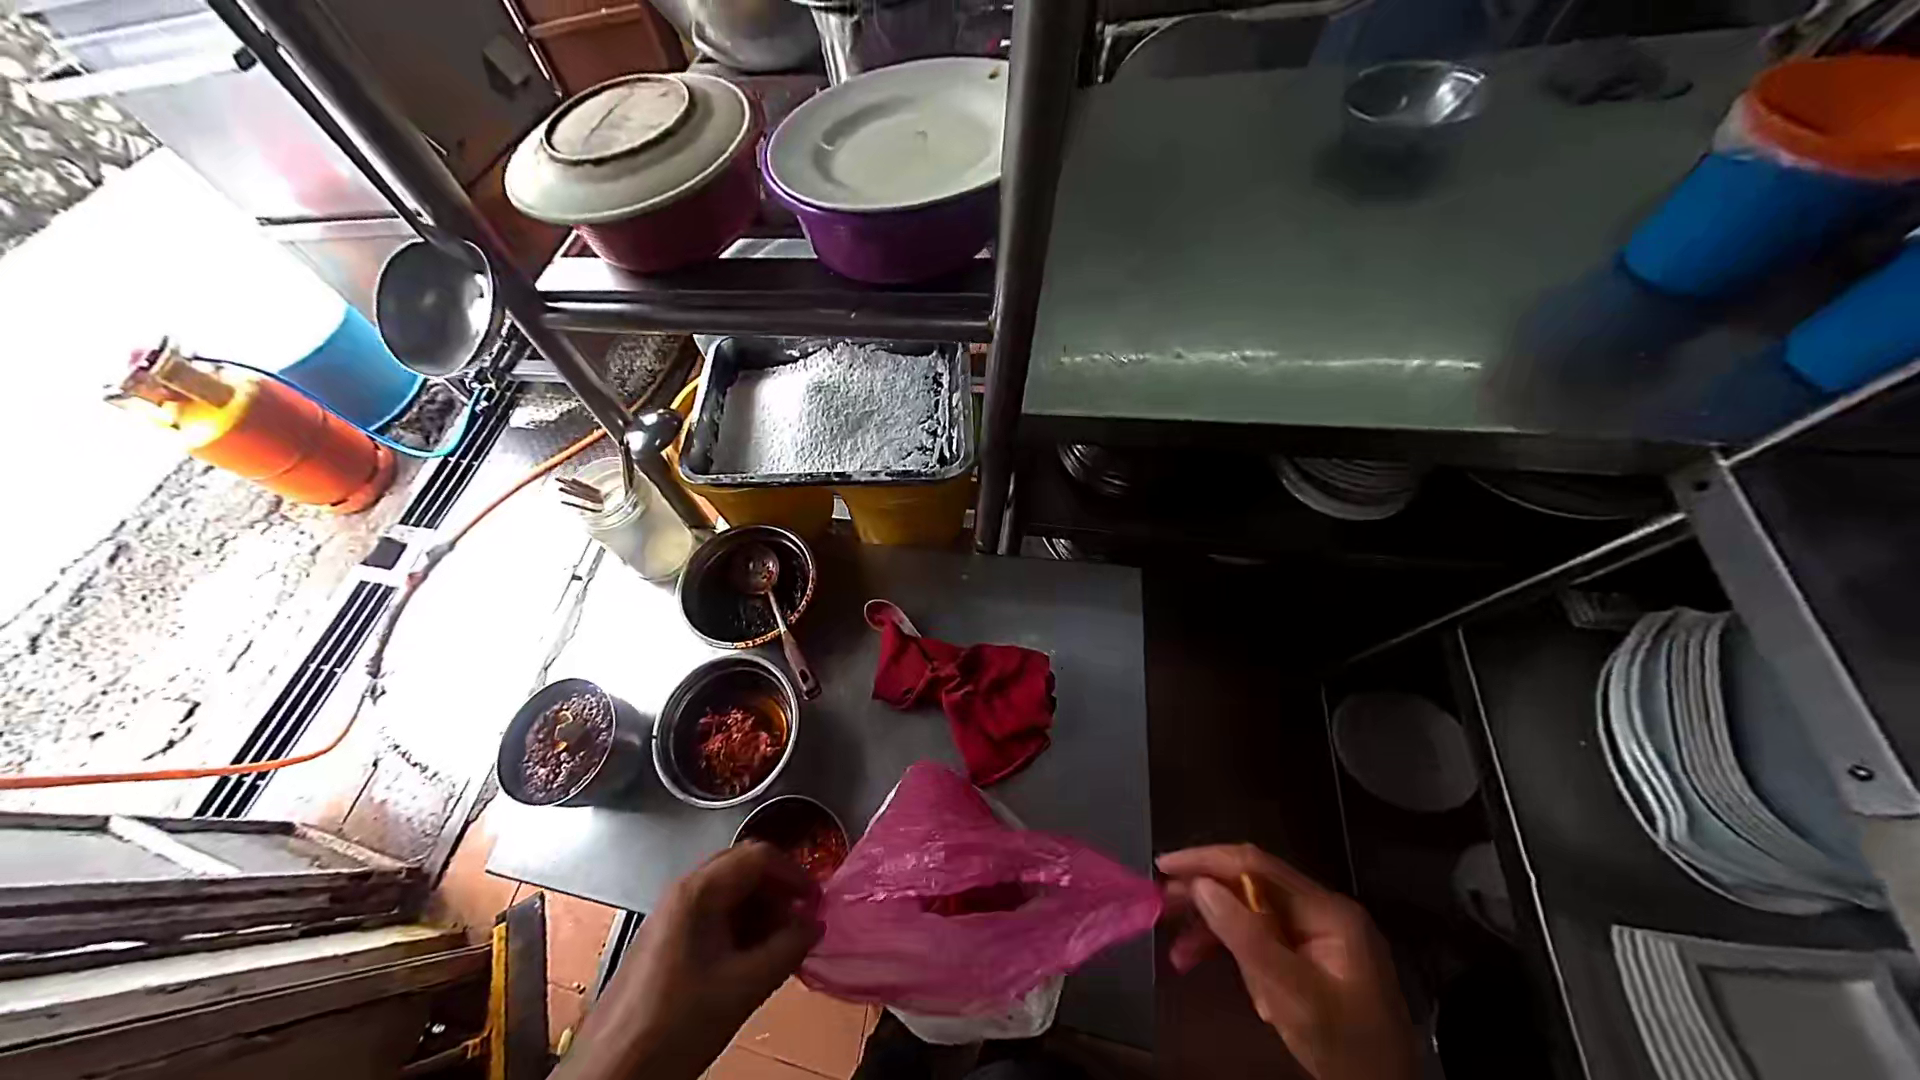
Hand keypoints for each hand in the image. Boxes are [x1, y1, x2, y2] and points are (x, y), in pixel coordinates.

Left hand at [554, 842, 822, 1079]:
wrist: (611, 1074)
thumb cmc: (676, 1025)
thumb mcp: (744, 987)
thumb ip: (787, 949)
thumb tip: (814, 926)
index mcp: (699, 891)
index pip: (758, 855)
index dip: (794, 874)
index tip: (816, 901)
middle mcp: (684, 891)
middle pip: (744, 868)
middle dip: (779, 890)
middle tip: (802, 919)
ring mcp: (673, 914)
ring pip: (731, 891)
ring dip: (762, 909)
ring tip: (782, 943)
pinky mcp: (668, 939)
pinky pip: (715, 914)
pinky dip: (742, 926)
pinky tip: (753, 957)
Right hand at [1158, 844, 1417, 1079]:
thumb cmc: (1347, 1047)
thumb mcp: (1293, 995)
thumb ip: (1247, 936)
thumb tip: (1200, 885)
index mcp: (1325, 910)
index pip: (1256, 866)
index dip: (1206, 860)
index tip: (1165, 866)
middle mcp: (1318, 911)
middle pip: (1249, 886)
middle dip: (1204, 896)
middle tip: (1161, 905)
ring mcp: (1312, 935)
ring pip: (1248, 914)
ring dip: (1211, 929)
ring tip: (1177, 950)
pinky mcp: (1304, 957)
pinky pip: (1257, 940)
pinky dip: (1229, 949)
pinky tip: (1204, 964)